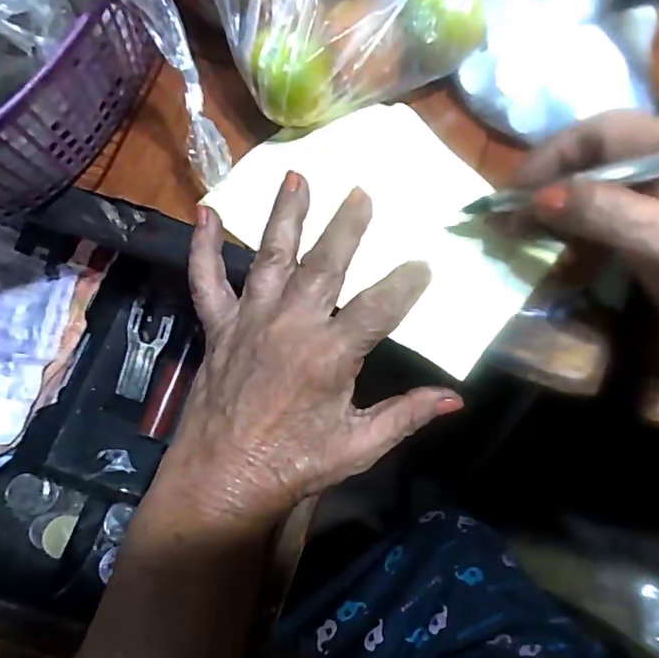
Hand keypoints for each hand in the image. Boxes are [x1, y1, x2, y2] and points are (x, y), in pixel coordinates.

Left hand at [158, 172, 462, 526]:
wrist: (220, 479)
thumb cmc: (292, 467)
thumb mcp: (357, 447)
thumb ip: (405, 416)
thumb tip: (455, 400)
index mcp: (330, 354)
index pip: (379, 307)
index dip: (406, 284)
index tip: (423, 263)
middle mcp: (291, 325)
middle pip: (325, 265)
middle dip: (346, 227)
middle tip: (361, 193)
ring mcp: (251, 322)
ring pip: (270, 258)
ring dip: (285, 215)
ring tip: (296, 178)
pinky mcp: (219, 329)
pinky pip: (207, 282)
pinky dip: (204, 248)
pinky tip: (206, 213)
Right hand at [511, 111, 658, 343]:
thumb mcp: (657, 239)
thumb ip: (599, 210)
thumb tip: (536, 197)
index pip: (599, 133)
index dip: (549, 158)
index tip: (510, 193)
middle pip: (592, 155)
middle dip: (546, 181)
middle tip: (505, 212)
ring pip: (593, 181)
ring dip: (553, 202)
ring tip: (516, 226)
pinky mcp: (655, 216)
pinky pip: (602, 207)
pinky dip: (571, 221)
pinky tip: (550, 237)